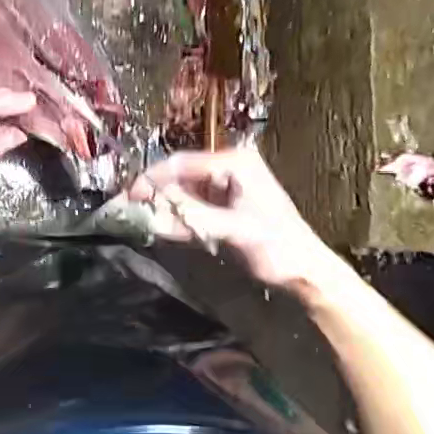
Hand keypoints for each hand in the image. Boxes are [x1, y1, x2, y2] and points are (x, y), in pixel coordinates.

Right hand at [127, 145, 338, 291]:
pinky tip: (163, 228)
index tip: (127, 199)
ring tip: (142, 221)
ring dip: (164, 207)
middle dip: (155, 194)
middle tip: (129, 212)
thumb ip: (191, 219)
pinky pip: (192, 206)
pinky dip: (177, 217)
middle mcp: (229, 168)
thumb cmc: (277, 247)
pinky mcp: (225, 207)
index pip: (181, 163)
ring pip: (183, 192)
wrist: (306, 271)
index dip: (151, 179)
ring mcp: (227, 187)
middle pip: (180, 176)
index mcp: (235, 162)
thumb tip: (148, 214)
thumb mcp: (233, 230)